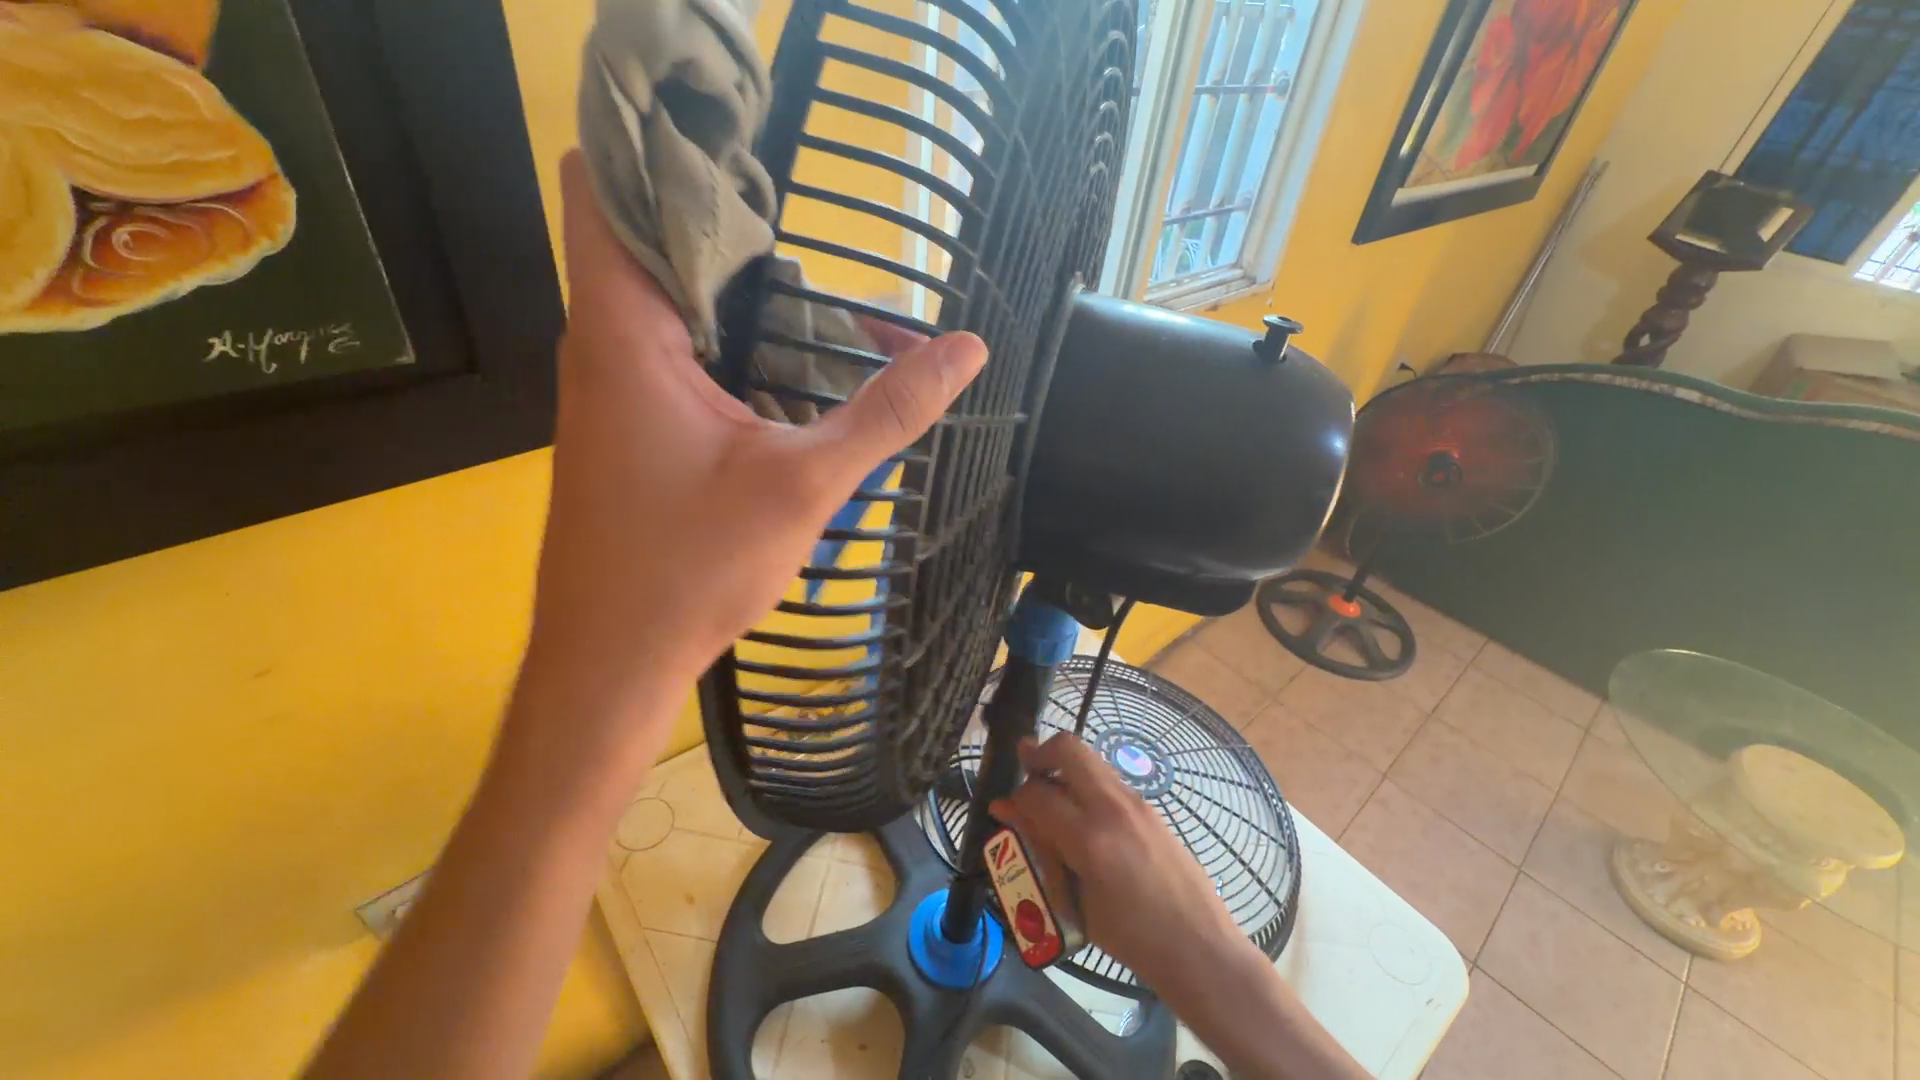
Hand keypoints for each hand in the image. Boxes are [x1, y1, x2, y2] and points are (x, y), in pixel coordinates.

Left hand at [516, 152, 987, 776]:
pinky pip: (669, 347)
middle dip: (726, 215)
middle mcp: (602, 344)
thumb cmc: (689, 568)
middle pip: (648, 234)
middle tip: (811, 217)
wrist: (610, 662)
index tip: (747, 151)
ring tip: (812, 280)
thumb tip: (968, 349)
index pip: (610, 189)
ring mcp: (608, 385)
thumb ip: (888, 412)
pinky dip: (722, 334)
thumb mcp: (805, 485)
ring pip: (662, 297)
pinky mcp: (625, 424)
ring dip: (732, 282)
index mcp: (623, 332)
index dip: (666, 150)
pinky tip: (779, 356)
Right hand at [990, 734, 1248, 995]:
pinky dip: (1086, 785)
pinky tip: (1083, 819)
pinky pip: (1109, 780)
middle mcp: (1114, 808)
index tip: (1003, 809)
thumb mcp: (1074, 902)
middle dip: (1040, 753)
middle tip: (1024, 770)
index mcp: (1090, 839)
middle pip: (1069, 749)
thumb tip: (1007, 813)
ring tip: (1051, 799)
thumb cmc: (1132, 938)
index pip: (1037, 793)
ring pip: (1091, 760)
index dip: (1014, 798)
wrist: (1199, 946)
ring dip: (1065, 768)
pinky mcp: (1151, 808)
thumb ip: (1042, 851)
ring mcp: (1138, 803)